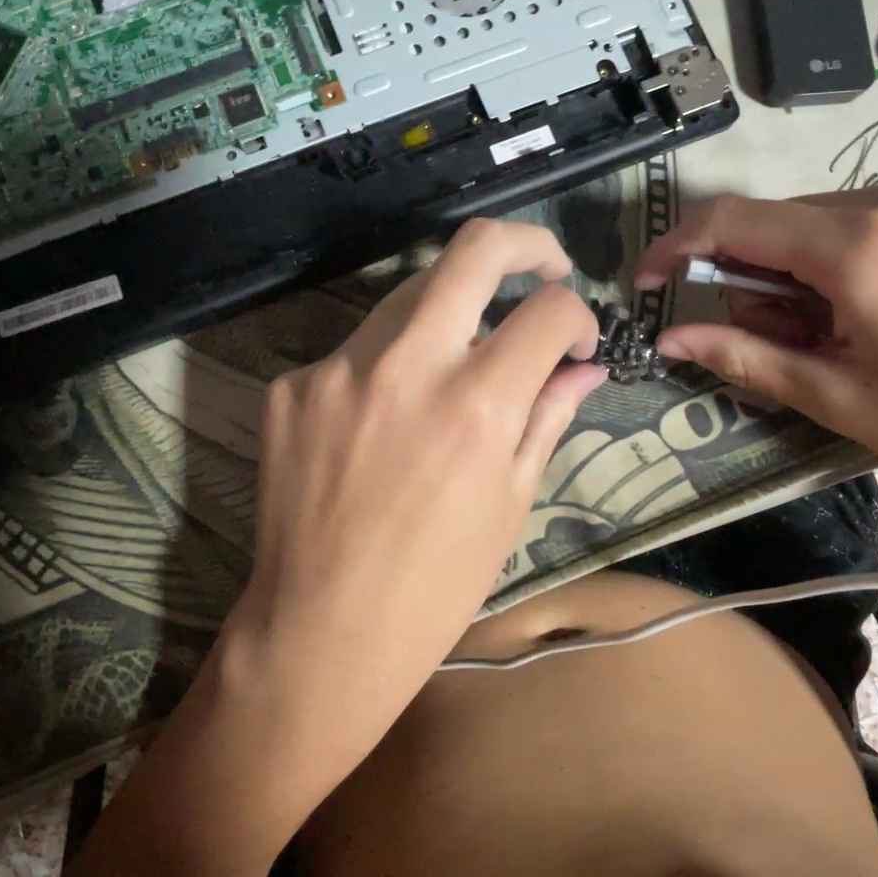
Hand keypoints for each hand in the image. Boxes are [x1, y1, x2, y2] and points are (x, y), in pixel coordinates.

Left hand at [232, 216, 606, 748]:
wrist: (323, 632)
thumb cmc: (437, 585)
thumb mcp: (511, 502)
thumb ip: (549, 415)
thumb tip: (586, 366)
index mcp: (477, 406)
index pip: (548, 310)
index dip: (577, 317)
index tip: (574, 342)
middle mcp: (407, 366)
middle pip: (474, 248)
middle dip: (525, 244)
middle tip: (544, 266)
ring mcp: (339, 369)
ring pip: (408, 294)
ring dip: (449, 311)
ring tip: (458, 361)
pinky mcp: (292, 384)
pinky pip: (356, 351)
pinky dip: (387, 367)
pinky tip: (383, 422)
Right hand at [636, 181, 877, 537]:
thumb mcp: (837, 397)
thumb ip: (742, 355)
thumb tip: (668, 336)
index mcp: (855, 246)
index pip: (729, 220)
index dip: (673, 247)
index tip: (644, 283)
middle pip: (770, 219)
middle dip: (740, 272)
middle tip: (757, 339)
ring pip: (812, 220)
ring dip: (787, 270)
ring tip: (822, 338)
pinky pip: (858, 221)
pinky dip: (831, 261)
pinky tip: (862, 315)